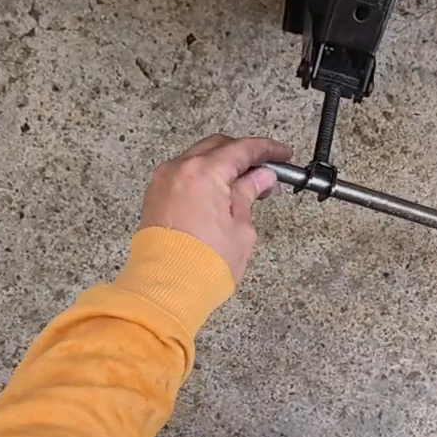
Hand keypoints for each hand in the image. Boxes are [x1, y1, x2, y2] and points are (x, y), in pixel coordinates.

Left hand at [140, 135, 289, 282]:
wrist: (167, 289)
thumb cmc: (203, 265)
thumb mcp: (241, 228)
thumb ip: (249, 194)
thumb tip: (260, 178)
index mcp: (204, 172)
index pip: (242, 149)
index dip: (267, 150)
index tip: (281, 154)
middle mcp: (179, 170)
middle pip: (218, 147)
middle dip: (244, 155)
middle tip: (266, 172)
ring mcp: (164, 182)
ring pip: (198, 159)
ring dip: (222, 166)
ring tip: (244, 187)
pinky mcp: (155, 197)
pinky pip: (183, 175)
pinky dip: (203, 177)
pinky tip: (219, 193)